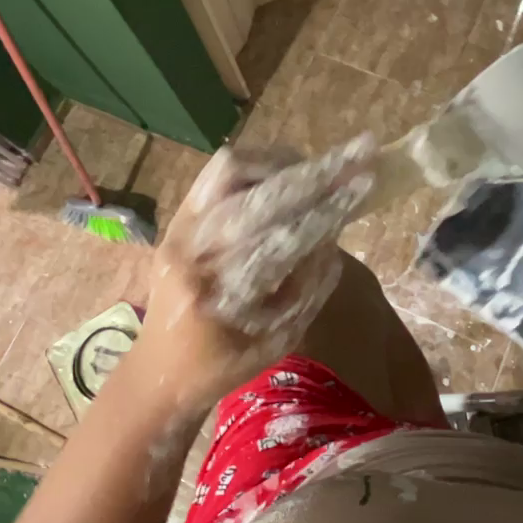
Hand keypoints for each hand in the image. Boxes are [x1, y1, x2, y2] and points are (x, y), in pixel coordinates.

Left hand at [133, 139, 374, 408]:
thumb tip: (333, 228)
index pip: (282, 237)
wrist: (157, 369)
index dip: (327, 207)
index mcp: (219, 294)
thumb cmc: (224, 365)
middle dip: (314, 172)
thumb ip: (310, 285)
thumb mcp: (279, 339)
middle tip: (357, 153)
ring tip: (318, 169)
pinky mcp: (176, 217)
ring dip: (283, 163)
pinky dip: (258, 166)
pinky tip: (284, 175)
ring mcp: (178, 229)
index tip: (365, 183)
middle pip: (258, 193)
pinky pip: (218, 174)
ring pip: (232, 170)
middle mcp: (192, 252)